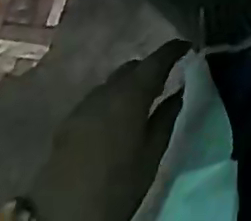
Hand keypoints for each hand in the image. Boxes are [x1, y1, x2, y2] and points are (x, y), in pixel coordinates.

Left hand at [27, 39, 188, 220]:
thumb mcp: (151, 156)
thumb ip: (166, 118)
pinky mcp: (70, 119)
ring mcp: (85, 102)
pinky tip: (119, 119)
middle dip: (151, 68)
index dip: (173, 50)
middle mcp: (107, 89)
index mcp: (131, 94)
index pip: (156, 60)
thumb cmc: (116, 185)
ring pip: (114, 81)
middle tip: (168, 80)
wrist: (61, 214)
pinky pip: (99, 97)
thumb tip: (179, 92)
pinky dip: (114, 98)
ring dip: (131, 84)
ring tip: (144, 102)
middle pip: (133, 67)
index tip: (188, 46)